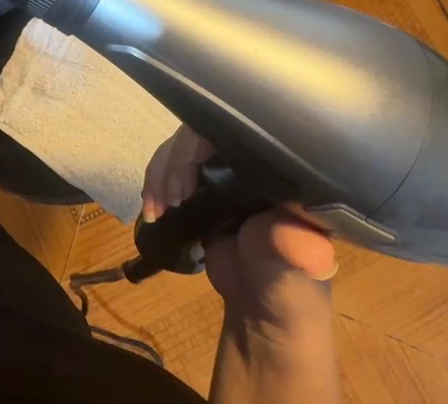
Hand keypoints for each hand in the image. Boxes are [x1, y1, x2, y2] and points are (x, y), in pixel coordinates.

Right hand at [142, 127, 335, 336]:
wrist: (264, 318)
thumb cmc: (289, 286)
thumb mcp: (295, 263)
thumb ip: (291, 243)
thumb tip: (292, 234)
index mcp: (277, 168)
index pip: (235, 129)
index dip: (204, 144)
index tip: (189, 177)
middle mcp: (249, 163)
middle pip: (199, 135)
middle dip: (176, 162)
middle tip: (171, 200)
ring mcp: (222, 175)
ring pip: (179, 150)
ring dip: (160, 175)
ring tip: (156, 208)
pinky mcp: (201, 192)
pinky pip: (171, 172)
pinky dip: (156, 185)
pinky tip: (152, 208)